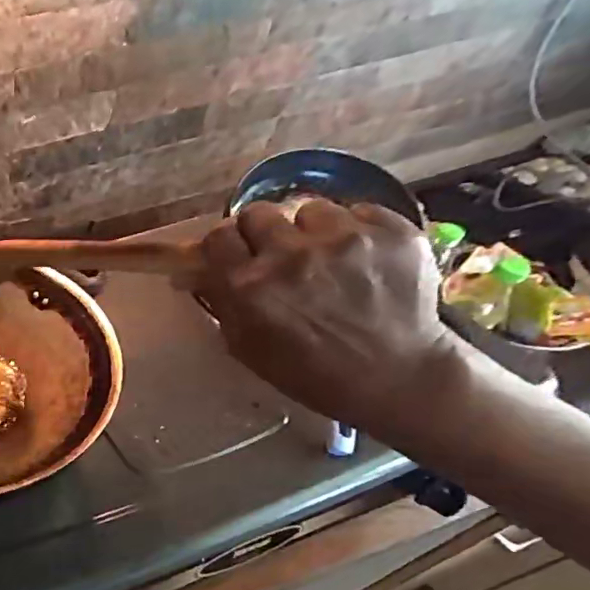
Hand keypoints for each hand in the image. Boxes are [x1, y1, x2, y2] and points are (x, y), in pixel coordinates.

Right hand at [196, 199, 459, 433]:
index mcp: (250, 286)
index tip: (234, 258)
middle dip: (262, 233)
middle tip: (277, 255)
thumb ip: (220, 303)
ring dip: (311, 231)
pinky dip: (356, 232)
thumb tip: (192, 272)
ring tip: (327, 259)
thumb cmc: (311, 373)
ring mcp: (344, 237)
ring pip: (310, 210)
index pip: (217, 237)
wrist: (396, 379)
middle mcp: (291, 253)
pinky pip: (359, 212)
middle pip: (258, 213)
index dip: (225, 247)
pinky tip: (363, 261)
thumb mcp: (248, 348)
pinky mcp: (389, 229)